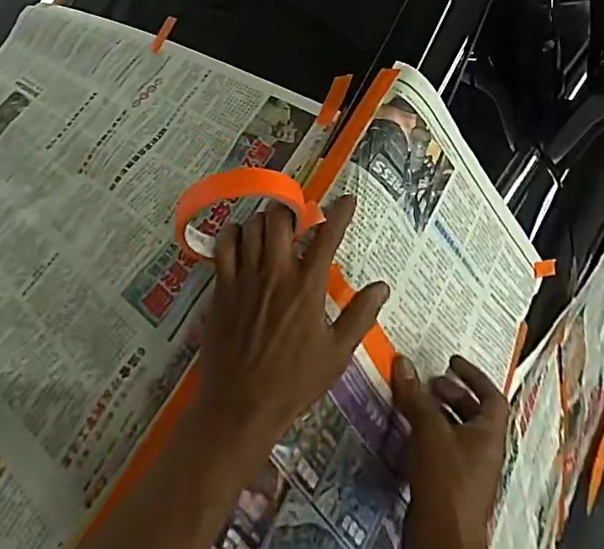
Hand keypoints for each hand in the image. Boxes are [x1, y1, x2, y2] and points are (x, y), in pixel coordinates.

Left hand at [194, 195, 389, 465]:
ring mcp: (244, 276)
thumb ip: (360, 316)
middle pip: (280, 219)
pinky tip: (240, 239)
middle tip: (296, 222)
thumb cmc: (294, 382)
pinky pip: (224, 243)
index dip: (339, 213)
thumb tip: (382, 286)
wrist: (242, 403)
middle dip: (290, 212)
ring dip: (263, 222)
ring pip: (251, 226)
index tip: (347, 199)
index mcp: (307, 287)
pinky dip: (233, 233)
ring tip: (270, 231)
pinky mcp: (222, 285)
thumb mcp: (337, 354)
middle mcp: (275, 272)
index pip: (327, 237)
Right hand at [392, 354, 510, 548]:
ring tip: (413, 402)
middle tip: (427, 383)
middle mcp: (484, 451)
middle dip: (451, 393)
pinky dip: (428, 433)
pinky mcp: (450, 484)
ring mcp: (468, 470)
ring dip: (437, 412)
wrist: (444, 537)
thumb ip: (416, 396)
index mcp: (490, 435)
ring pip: (456, 431)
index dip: (474, 375)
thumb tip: (404, 362)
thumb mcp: (429, 430)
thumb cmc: (446, 480)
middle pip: (474, 413)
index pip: (492, 397)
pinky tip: (407, 430)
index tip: (451, 361)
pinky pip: (443, 448)